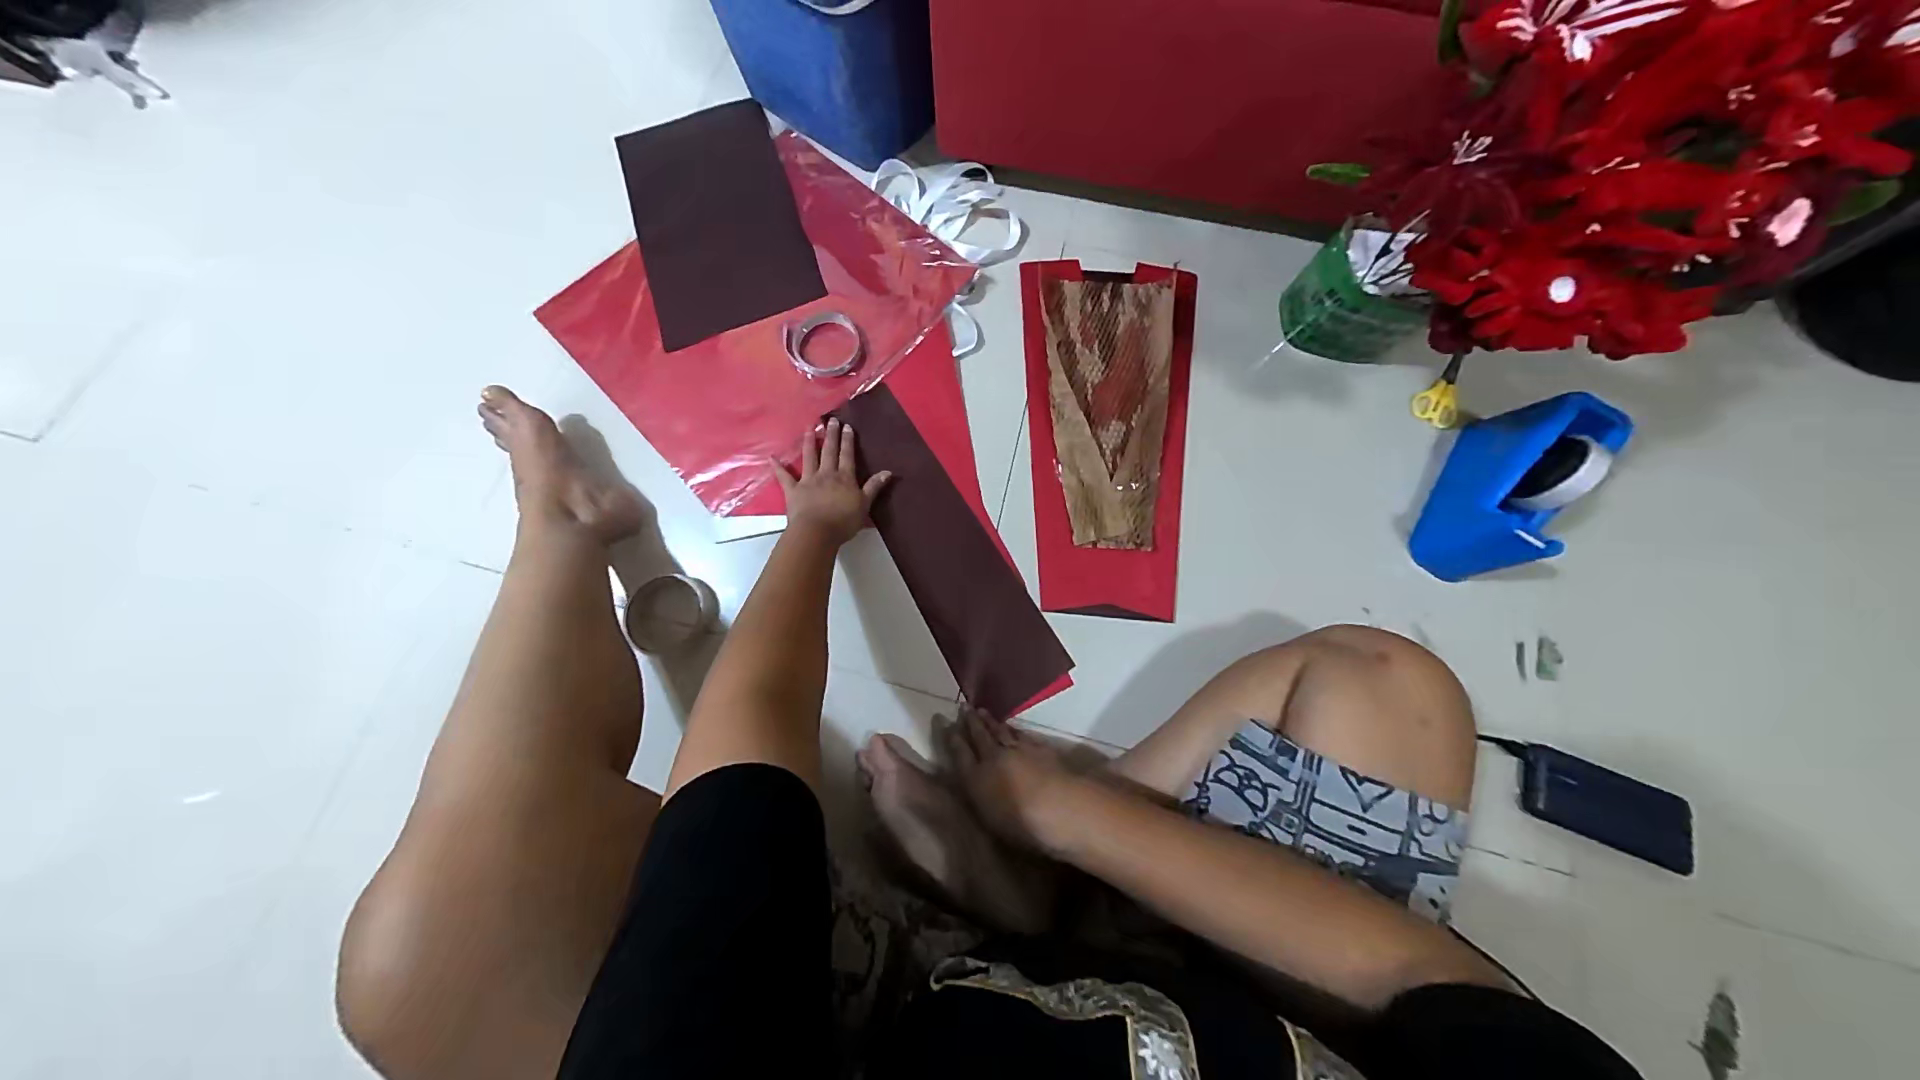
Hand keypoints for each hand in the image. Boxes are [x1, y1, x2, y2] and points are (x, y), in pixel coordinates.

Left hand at [769, 418, 891, 546]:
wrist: (817, 532)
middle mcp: (826, 474)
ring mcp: (808, 480)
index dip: (848, 441)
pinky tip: (772, 457)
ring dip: (809, 442)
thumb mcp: (865, 505)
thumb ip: (874, 487)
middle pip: (829, 451)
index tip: (846, 426)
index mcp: (844, 478)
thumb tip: (888, 471)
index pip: (847, 455)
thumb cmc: (843, 521)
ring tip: (809, 428)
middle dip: (830, 435)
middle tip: (830, 420)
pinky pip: (784, 477)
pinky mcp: (793, 490)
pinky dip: (778, 467)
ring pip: (809, 457)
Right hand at [942, 706, 1079, 853]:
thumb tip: (972, 782)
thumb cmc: (1019, 824)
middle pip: (979, 735)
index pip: (960, 754)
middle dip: (970, 722)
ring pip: (1000, 730)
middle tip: (965, 707)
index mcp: (975, 778)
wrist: (1056, 806)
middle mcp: (993, 757)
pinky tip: (1011, 726)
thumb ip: (978, 796)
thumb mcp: (988, 817)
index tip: (947, 725)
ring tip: (983, 712)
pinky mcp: (1038, 747)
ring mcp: (1017, 749)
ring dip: (990, 721)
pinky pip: (1020, 734)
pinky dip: (1013, 728)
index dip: (953, 739)